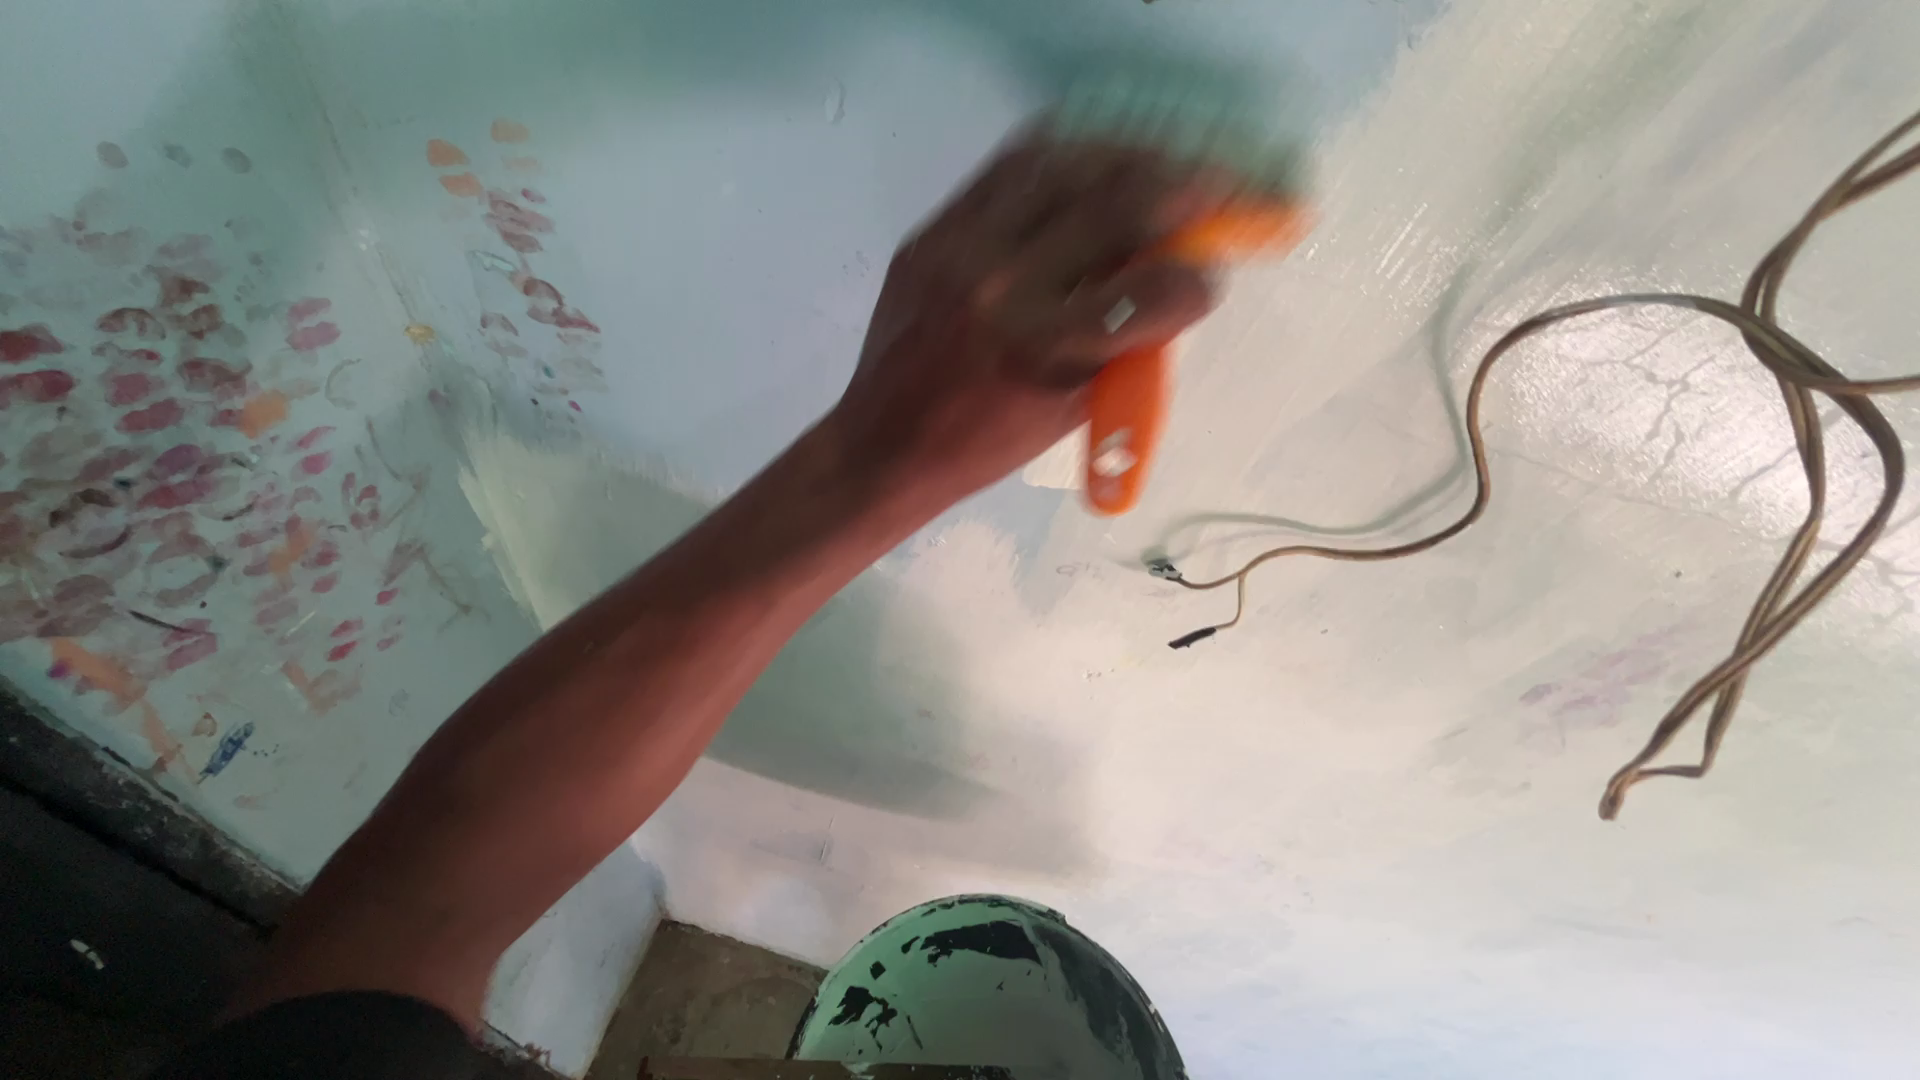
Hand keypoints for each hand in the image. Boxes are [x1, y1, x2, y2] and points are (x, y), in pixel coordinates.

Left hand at [826, 131, 1233, 506]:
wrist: (884, 444)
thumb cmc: (983, 446)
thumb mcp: (1068, 412)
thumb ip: (1122, 348)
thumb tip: (1170, 280)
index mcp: (1045, 349)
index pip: (1156, 290)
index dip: (1198, 284)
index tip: (1205, 280)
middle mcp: (1006, 284)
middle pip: (1121, 200)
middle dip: (1190, 189)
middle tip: (1218, 190)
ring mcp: (962, 247)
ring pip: (1068, 163)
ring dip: (1129, 158)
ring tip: (1158, 166)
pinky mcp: (933, 231)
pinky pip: (1010, 166)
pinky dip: (1064, 156)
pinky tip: (1093, 161)